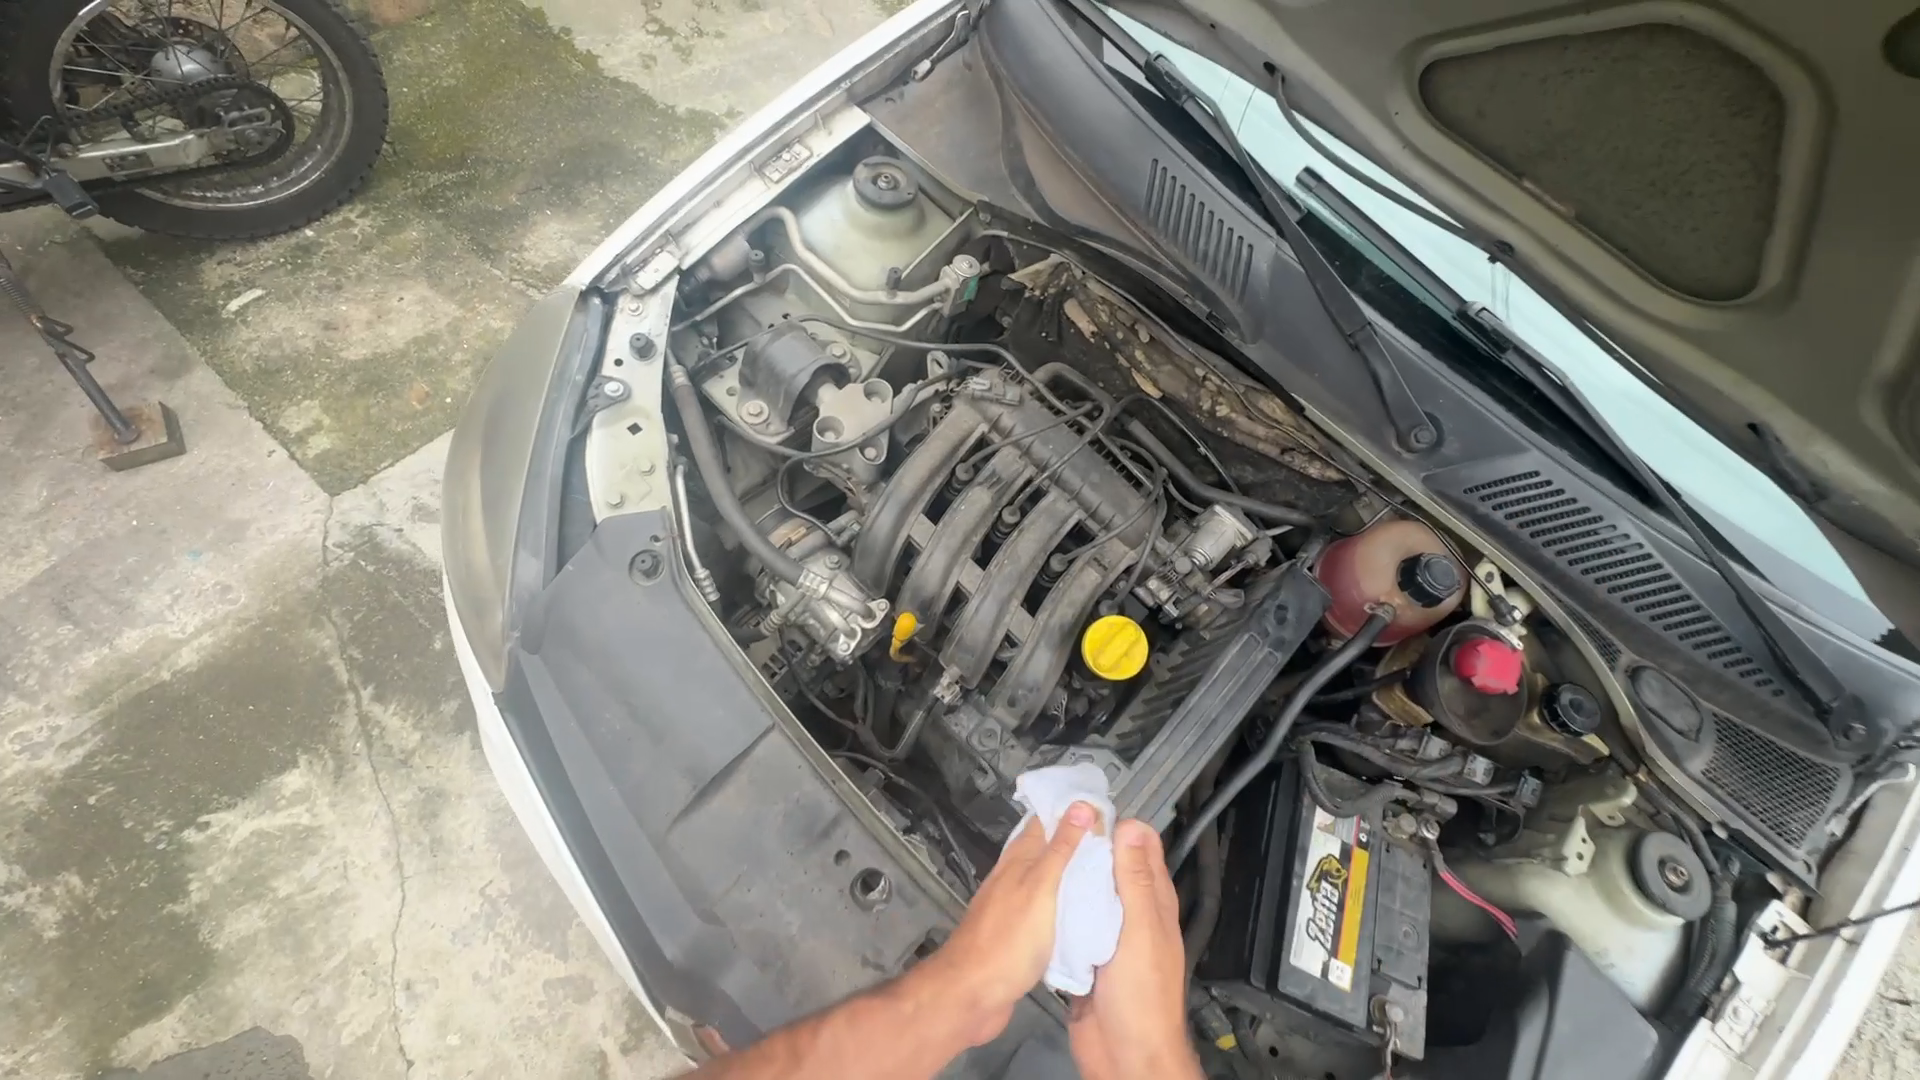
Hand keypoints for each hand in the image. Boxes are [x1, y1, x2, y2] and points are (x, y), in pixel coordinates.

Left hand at [916, 801, 1095, 1045]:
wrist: (973, 993)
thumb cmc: (1007, 940)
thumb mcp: (1041, 889)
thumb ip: (1061, 849)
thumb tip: (1081, 805)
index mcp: (1019, 858)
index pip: (1046, 819)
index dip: (1072, 809)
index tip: (1103, 804)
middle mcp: (1014, 875)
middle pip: (1047, 848)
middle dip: (1076, 841)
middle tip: (1113, 842)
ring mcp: (1013, 904)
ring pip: (1047, 878)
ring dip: (1071, 872)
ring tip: (1105, 873)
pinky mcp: (1016, 932)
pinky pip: (1045, 907)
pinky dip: (1064, 903)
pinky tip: (1082, 913)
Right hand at [1067, 820, 1202, 1079]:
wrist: (1124, 1058)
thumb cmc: (1142, 998)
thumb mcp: (1140, 930)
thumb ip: (1135, 881)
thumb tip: (1131, 827)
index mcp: (1152, 902)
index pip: (1141, 847)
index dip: (1118, 824)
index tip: (1088, 810)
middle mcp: (1131, 913)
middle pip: (1110, 866)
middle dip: (1088, 847)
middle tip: (1056, 828)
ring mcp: (1108, 934)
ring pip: (1088, 892)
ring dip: (1071, 877)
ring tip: (1043, 855)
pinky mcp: (1085, 954)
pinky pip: (1070, 922)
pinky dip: (1057, 909)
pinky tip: (1038, 898)